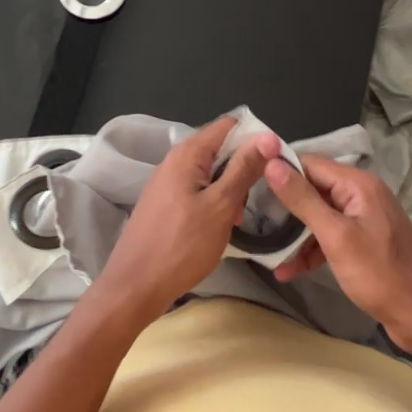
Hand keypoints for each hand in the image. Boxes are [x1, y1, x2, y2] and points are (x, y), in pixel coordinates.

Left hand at [91, 116, 273, 325]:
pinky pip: (199, 191)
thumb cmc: (182, 245)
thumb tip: (267, 136)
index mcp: (188, 153)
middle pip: (221, 149)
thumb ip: (244, 168)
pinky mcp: (167, 203)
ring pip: (212, 173)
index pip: (229, 126)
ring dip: (230, 191)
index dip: (255, 140)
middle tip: (251, 201)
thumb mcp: (221, 205)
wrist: (136, 285)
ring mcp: (169, 182)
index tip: (274, 165)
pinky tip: (220, 227)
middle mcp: (175, 160)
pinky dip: (214, 203)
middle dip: (243, 169)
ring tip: (235, 219)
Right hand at [263, 151, 411, 350]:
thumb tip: (271, 163)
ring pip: (318, 215)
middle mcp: (361, 194)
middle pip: (312, 188)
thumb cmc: (380, 275)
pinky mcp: (364, 242)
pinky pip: (329, 236)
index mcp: (358, 184)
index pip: (309, 163)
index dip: (279, 171)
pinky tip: (288, 271)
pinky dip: (310, 250)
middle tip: (251, 218)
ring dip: (294, 233)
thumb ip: (303, 199)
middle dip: (283, 205)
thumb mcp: (336, 236)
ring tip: (265, 249)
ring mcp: (364, 219)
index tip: (248, 185)